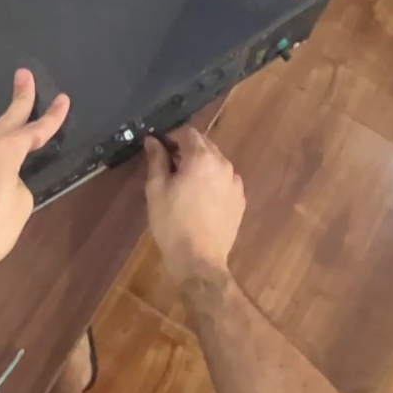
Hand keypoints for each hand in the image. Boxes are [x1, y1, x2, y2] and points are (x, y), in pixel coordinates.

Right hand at [142, 127, 244, 284]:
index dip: (172, 136)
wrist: (198, 259)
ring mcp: (235, 182)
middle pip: (205, 145)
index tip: (160, 148)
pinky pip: (225, 179)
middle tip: (170, 166)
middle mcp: (223, 164)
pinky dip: (213, 180)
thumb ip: (156, 159)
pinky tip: (201, 198)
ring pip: (216, 162)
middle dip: (187, 149)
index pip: (188, 133)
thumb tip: (153, 140)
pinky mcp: (240, 199)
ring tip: (185, 183)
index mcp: (201, 158)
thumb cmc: (171, 222)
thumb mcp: (156, 189)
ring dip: (201, 164)